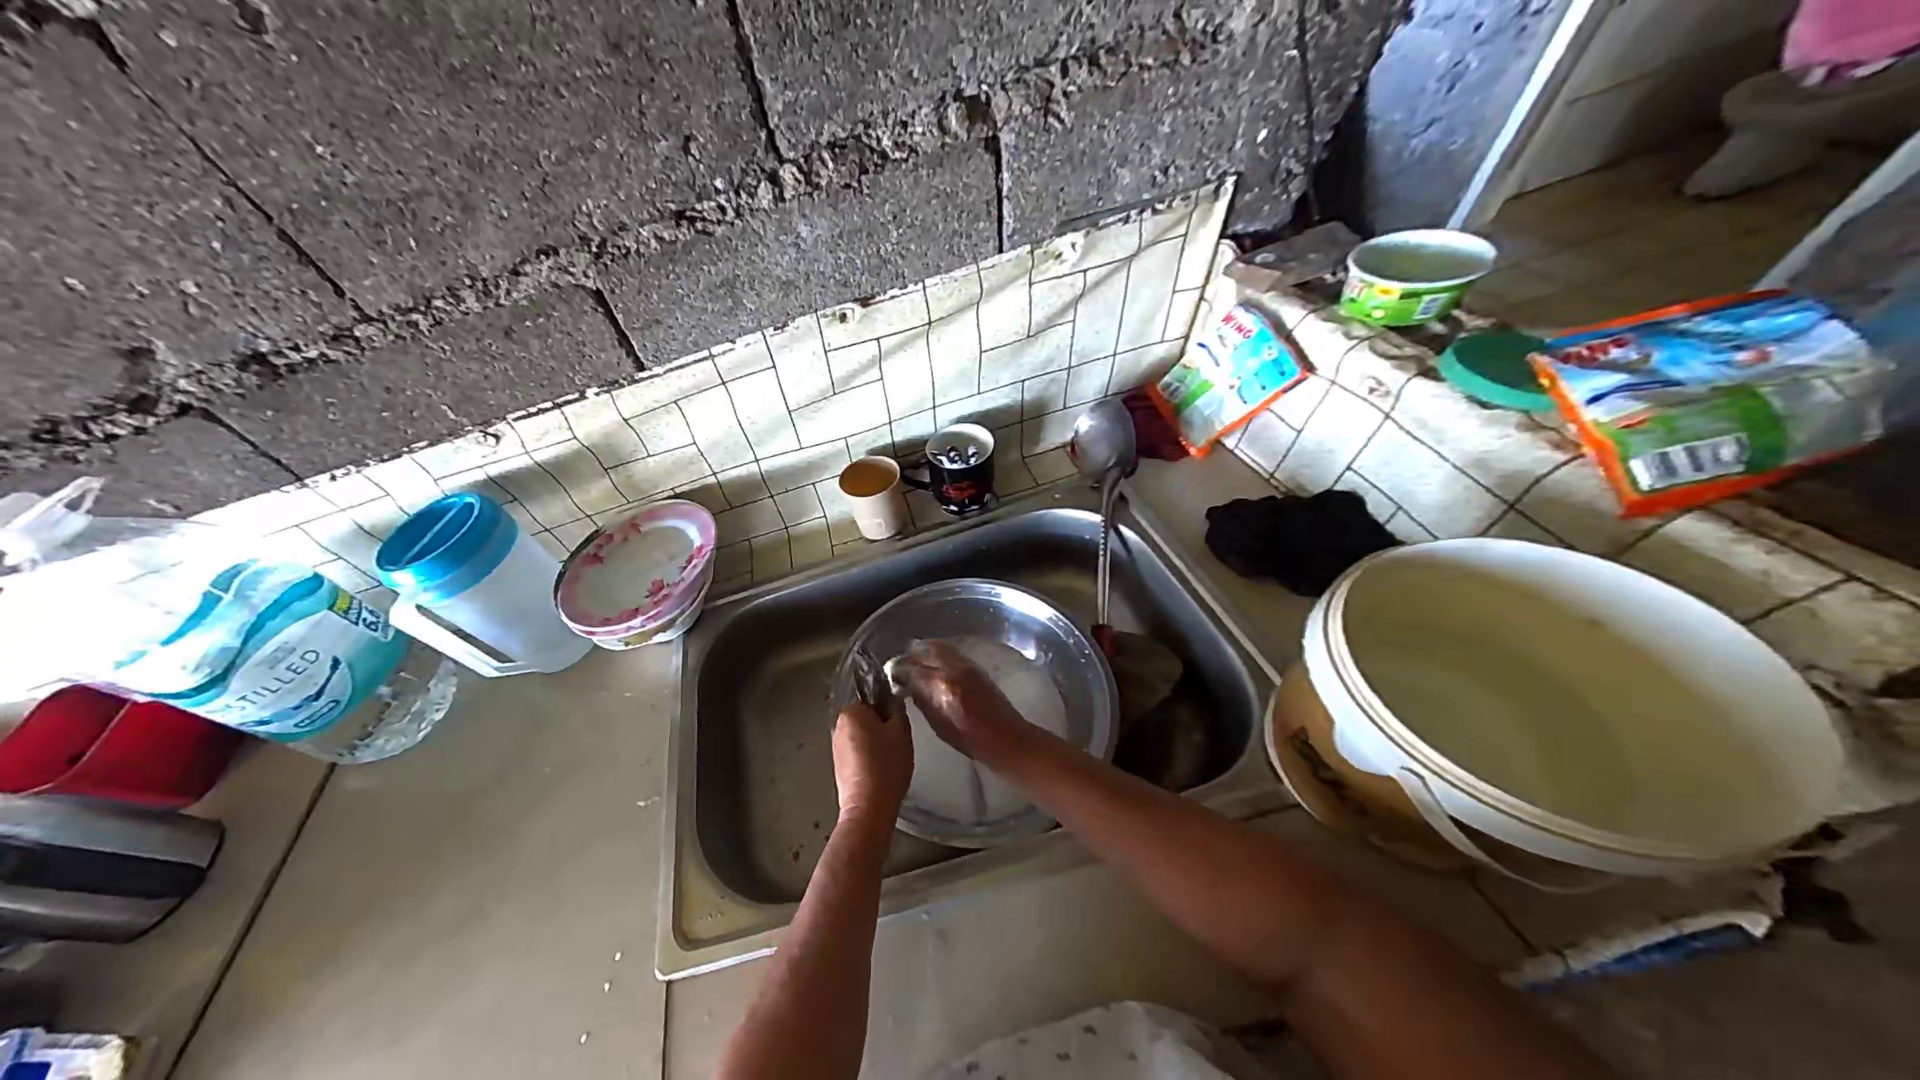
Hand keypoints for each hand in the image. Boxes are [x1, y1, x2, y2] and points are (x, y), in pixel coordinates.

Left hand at [831, 701, 912, 824]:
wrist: (869, 807)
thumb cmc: (886, 766)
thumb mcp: (901, 732)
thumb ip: (898, 711)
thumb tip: (894, 704)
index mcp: (850, 712)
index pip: (870, 697)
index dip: (887, 706)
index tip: (897, 719)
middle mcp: (838, 727)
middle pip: (864, 717)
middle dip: (880, 725)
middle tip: (897, 738)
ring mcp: (836, 748)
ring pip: (861, 736)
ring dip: (875, 742)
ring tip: (891, 757)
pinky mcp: (839, 767)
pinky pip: (857, 754)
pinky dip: (868, 757)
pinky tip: (881, 769)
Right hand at [889, 639, 1040, 767]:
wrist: (1005, 737)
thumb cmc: (970, 739)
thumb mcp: (938, 725)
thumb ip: (922, 702)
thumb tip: (910, 689)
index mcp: (939, 685)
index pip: (909, 669)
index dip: (897, 671)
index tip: (891, 676)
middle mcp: (951, 669)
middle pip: (923, 651)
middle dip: (909, 656)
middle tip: (901, 665)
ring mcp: (965, 664)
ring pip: (938, 646)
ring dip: (923, 650)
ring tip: (915, 659)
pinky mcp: (975, 666)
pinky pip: (951, 652)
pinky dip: (938, 653)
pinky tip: (934, 662)